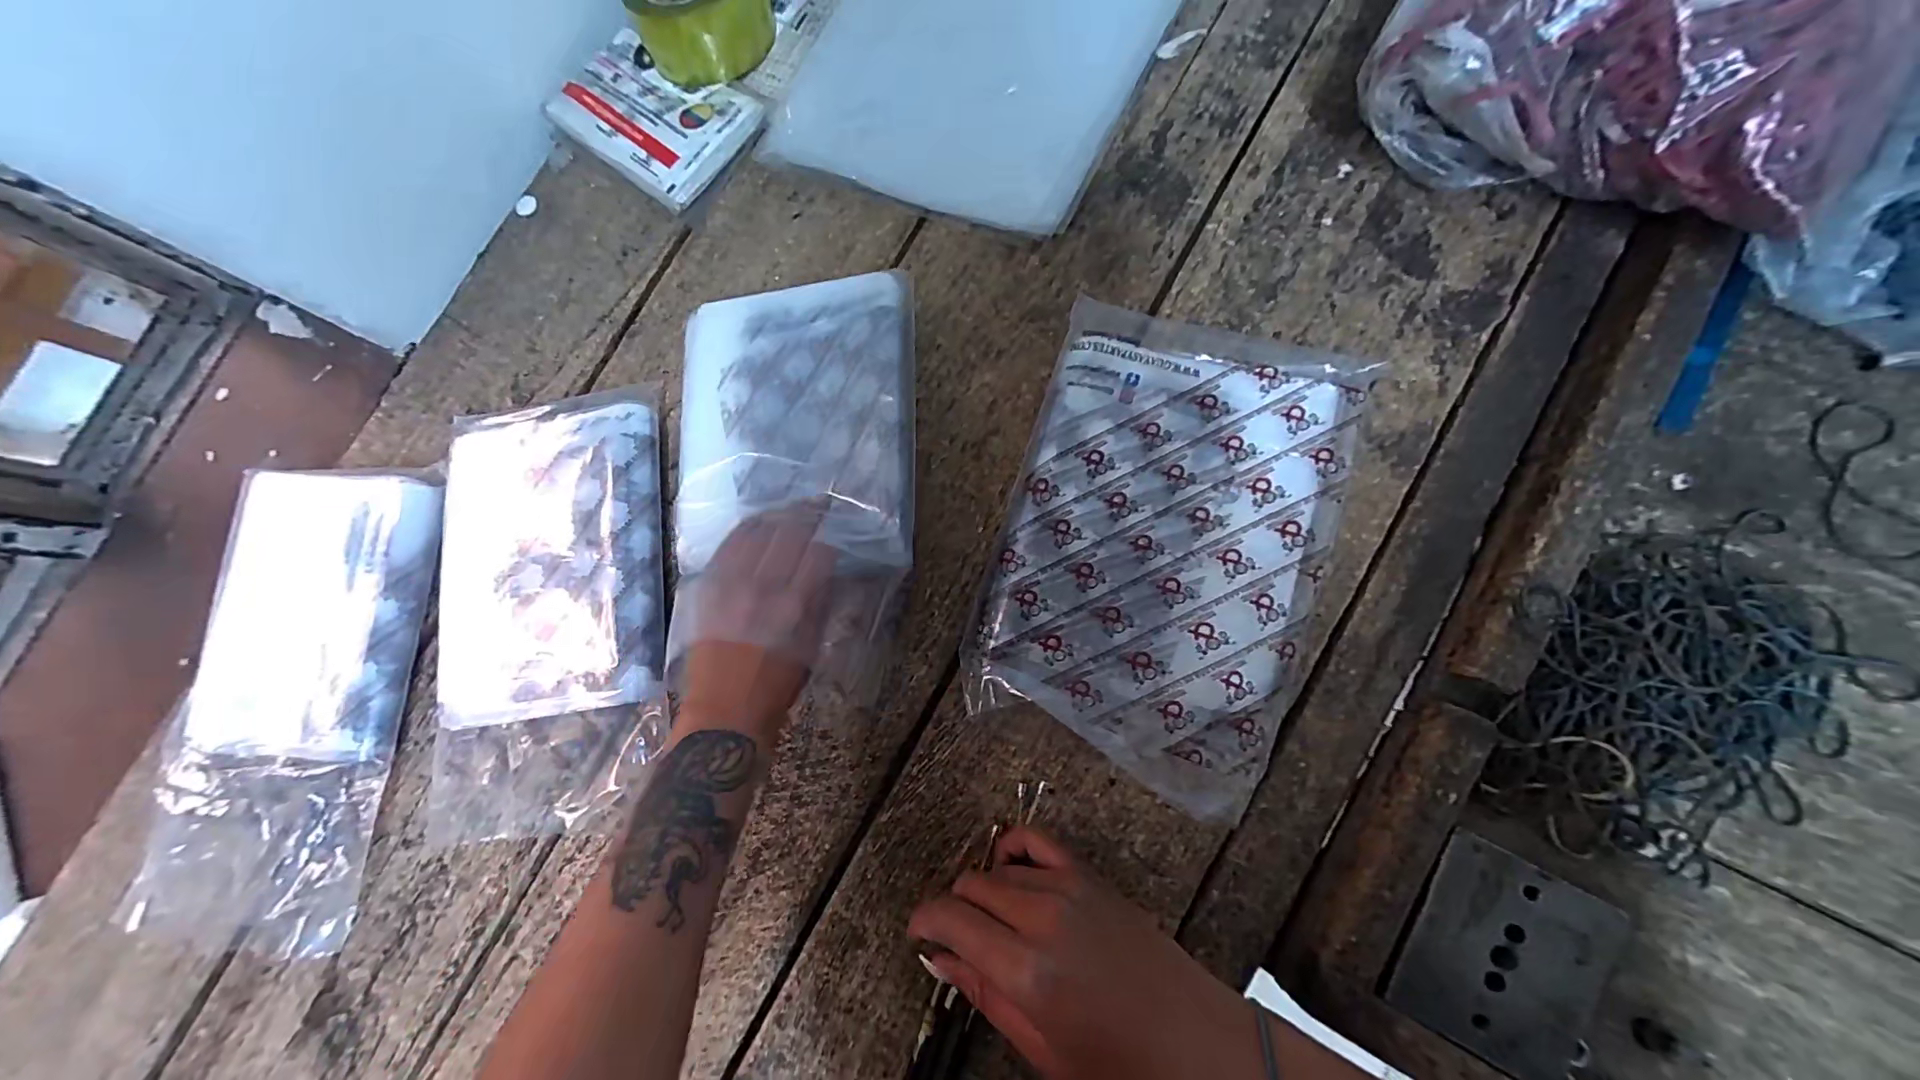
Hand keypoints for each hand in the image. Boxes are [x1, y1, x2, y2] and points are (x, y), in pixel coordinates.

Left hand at [677, 504, 836, 731]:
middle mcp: (762, 590)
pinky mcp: (707, 590)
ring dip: (776, 515)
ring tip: (789, 508)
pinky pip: (726, 547)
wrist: (724, 712)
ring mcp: (730, 587)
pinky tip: (756, 523)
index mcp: (794, 608)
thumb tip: (831, 572)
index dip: (829, 533)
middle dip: (806, 514)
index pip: (817, 553)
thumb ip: (822, 605)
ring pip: (755, 533)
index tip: (836, 524)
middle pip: (787, 535)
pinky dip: (744, 530)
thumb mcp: (812, 648)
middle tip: (818, 503)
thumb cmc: (777, 687)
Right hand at [907, 827, 1262, 1079]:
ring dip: (983, 891)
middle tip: (958, 937)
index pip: (949, 918)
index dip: (924, 920)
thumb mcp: (1041, 1046)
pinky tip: (1008, 868)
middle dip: (953, 909)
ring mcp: (1067, 888)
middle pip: (969, 886)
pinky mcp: (1088, 874)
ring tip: (993, 922)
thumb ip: (983, 992)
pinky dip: (1012, 847)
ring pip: (996, 868)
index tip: (918, 929)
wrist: (1193, 1040)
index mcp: (1026, 970)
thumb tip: (940, 958)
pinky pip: (1035, 839)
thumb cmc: (1119, 1059)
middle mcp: (1042, 918)